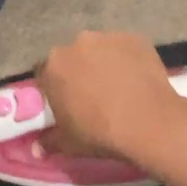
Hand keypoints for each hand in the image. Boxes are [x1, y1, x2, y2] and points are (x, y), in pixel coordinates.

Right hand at [34, 31, 186, 160]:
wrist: (148, 122)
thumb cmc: (100, 133)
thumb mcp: (69, 143)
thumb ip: (49, 141)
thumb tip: (38, 148)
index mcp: (53, 65)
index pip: (45, 74)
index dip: (53, 89)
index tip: (64, 103)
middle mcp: (77, 43)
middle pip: (73, 57)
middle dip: (78, 72)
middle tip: (92, 95)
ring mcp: (109, 37)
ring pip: (100, 50)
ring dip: (103, 64)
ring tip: (117, 87)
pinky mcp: (135, 38)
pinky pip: (126, 49)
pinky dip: (127, 61)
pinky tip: (136, 80)